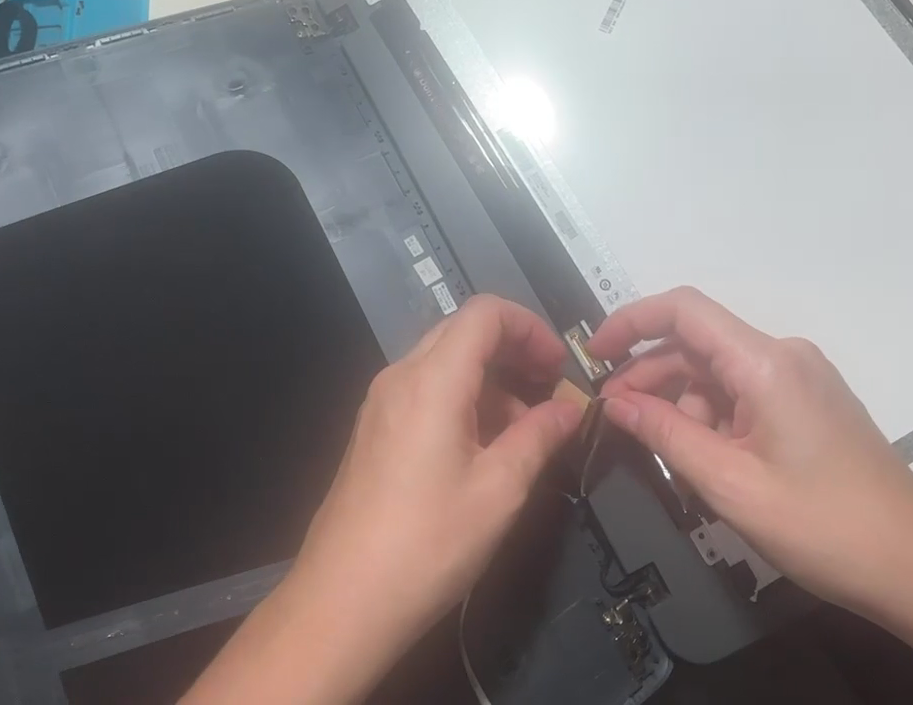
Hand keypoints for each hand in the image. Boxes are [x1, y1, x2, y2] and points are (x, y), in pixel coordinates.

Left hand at [290, 294, 582, 640]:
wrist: (341, 600)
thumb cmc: (427, 544)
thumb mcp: (499, 491)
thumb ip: (539, 437)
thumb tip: (571, 407)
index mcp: (431, 379)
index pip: (484, 313)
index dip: (530, 327)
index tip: (559, 367)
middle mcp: (400, 377)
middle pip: (464, 332)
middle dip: (513, 351)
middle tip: (549, 392)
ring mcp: (381, 403)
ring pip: (445, 362)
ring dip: (491, 380)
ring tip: (525, 432)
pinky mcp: (374, 430)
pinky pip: (425, 390)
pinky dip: (464, 400)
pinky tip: (485, 448)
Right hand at [587, 287, 912, 626]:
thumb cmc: (825, 527)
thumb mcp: (731, 485)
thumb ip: (666, 435)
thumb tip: (615, 402)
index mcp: (766, 362)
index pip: (683, 310)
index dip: (630, 322)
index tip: (593, 355)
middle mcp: (784, 356)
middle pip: (697, 346)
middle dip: (651, 378)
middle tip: (614, 420)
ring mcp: (800, 379)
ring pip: (717, 374)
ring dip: (684, 408)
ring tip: (671, 461)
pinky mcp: (809, 404)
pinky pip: (743, 395)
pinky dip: (714, 420)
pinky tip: (708, 462)